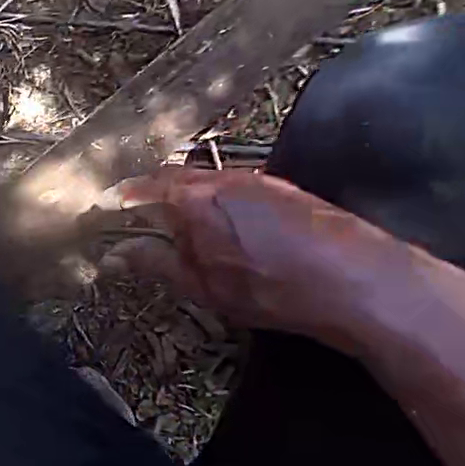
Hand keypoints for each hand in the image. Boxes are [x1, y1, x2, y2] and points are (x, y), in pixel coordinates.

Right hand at [101, 167, 464, 358]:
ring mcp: (257, 178)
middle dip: (152, 197)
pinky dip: (215, 203)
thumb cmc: (273, 288)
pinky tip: (223, 230)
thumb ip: (158, 264)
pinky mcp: (283, 189)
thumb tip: (119, 254)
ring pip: (206, 182)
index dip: (122, 198)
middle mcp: (223, 177)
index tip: (106, 209)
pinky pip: (234, 188)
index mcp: (194, 197)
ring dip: (186, 200)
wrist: (358, 281)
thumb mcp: (205, 286)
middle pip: (174, 179)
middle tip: (138, 221)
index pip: (144, 188)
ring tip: (179, 229)